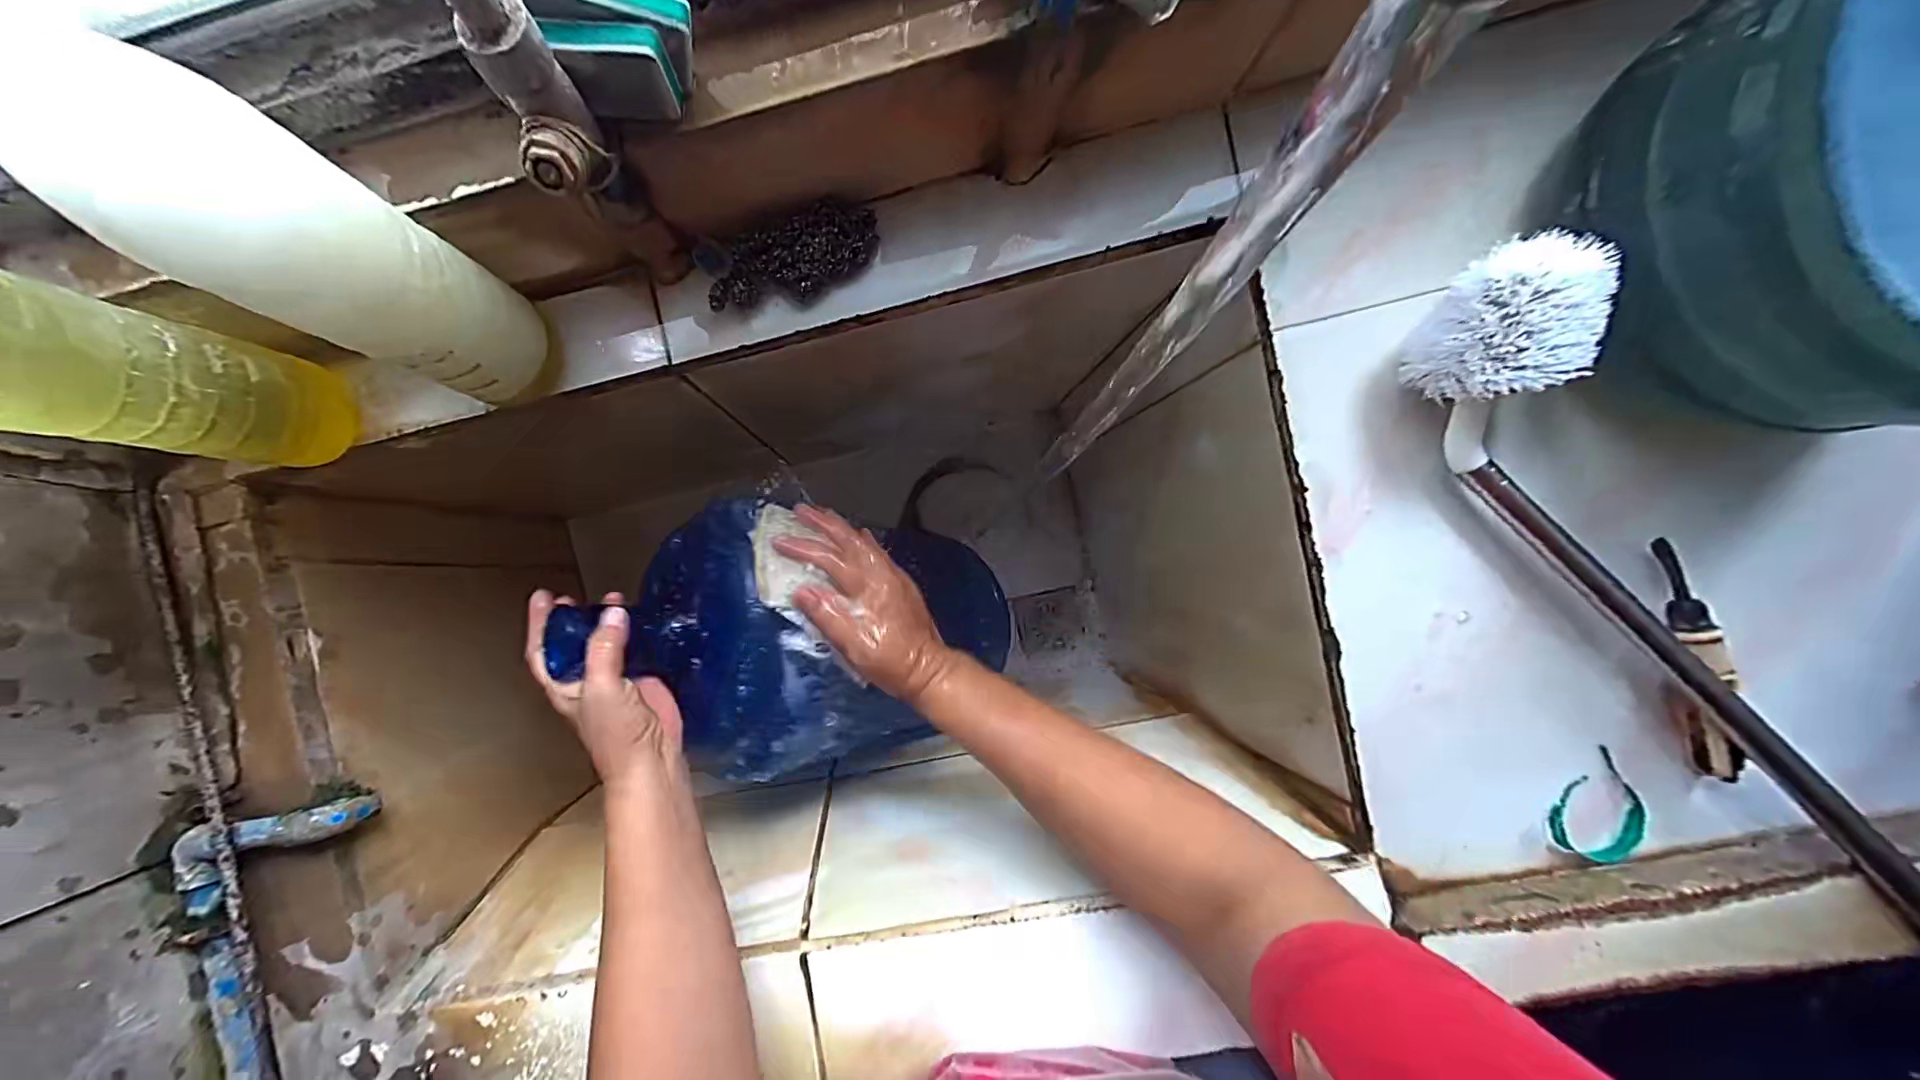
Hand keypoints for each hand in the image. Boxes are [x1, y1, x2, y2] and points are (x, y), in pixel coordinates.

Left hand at [525, 589, 683, 787]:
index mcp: (565, 685)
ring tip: (616, 600)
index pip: (545, 649)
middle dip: (575, 620)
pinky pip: (639, 649)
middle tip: (577, 597)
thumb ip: (604, 650)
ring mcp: (618, 679)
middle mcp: (587, 680)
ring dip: (609, 622)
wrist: (651, 758)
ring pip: (608, 643)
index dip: (540, 624)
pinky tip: (645, 619)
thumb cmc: (616, 734)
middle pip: (575, 643)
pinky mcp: (645, 680)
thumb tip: (614, 613)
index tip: (543, 596)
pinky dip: (640, 633)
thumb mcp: (602, 689)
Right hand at [770, 504, 958, 703]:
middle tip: (801, 510)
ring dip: (842, 528)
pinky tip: (859, 538)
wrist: (928, 669)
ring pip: (864, 543)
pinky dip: (862, 541)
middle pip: (849, 541)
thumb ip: (827, 616)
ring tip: (824, 517)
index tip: (780, 541)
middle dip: (823, 523)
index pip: (829, 559)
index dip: (803, 548)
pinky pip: (877, 552)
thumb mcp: (853, 646)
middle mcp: (882, 574)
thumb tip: (801, 591)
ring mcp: (894, 577)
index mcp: (868, 587)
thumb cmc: (890, 662)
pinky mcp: (901, 584)